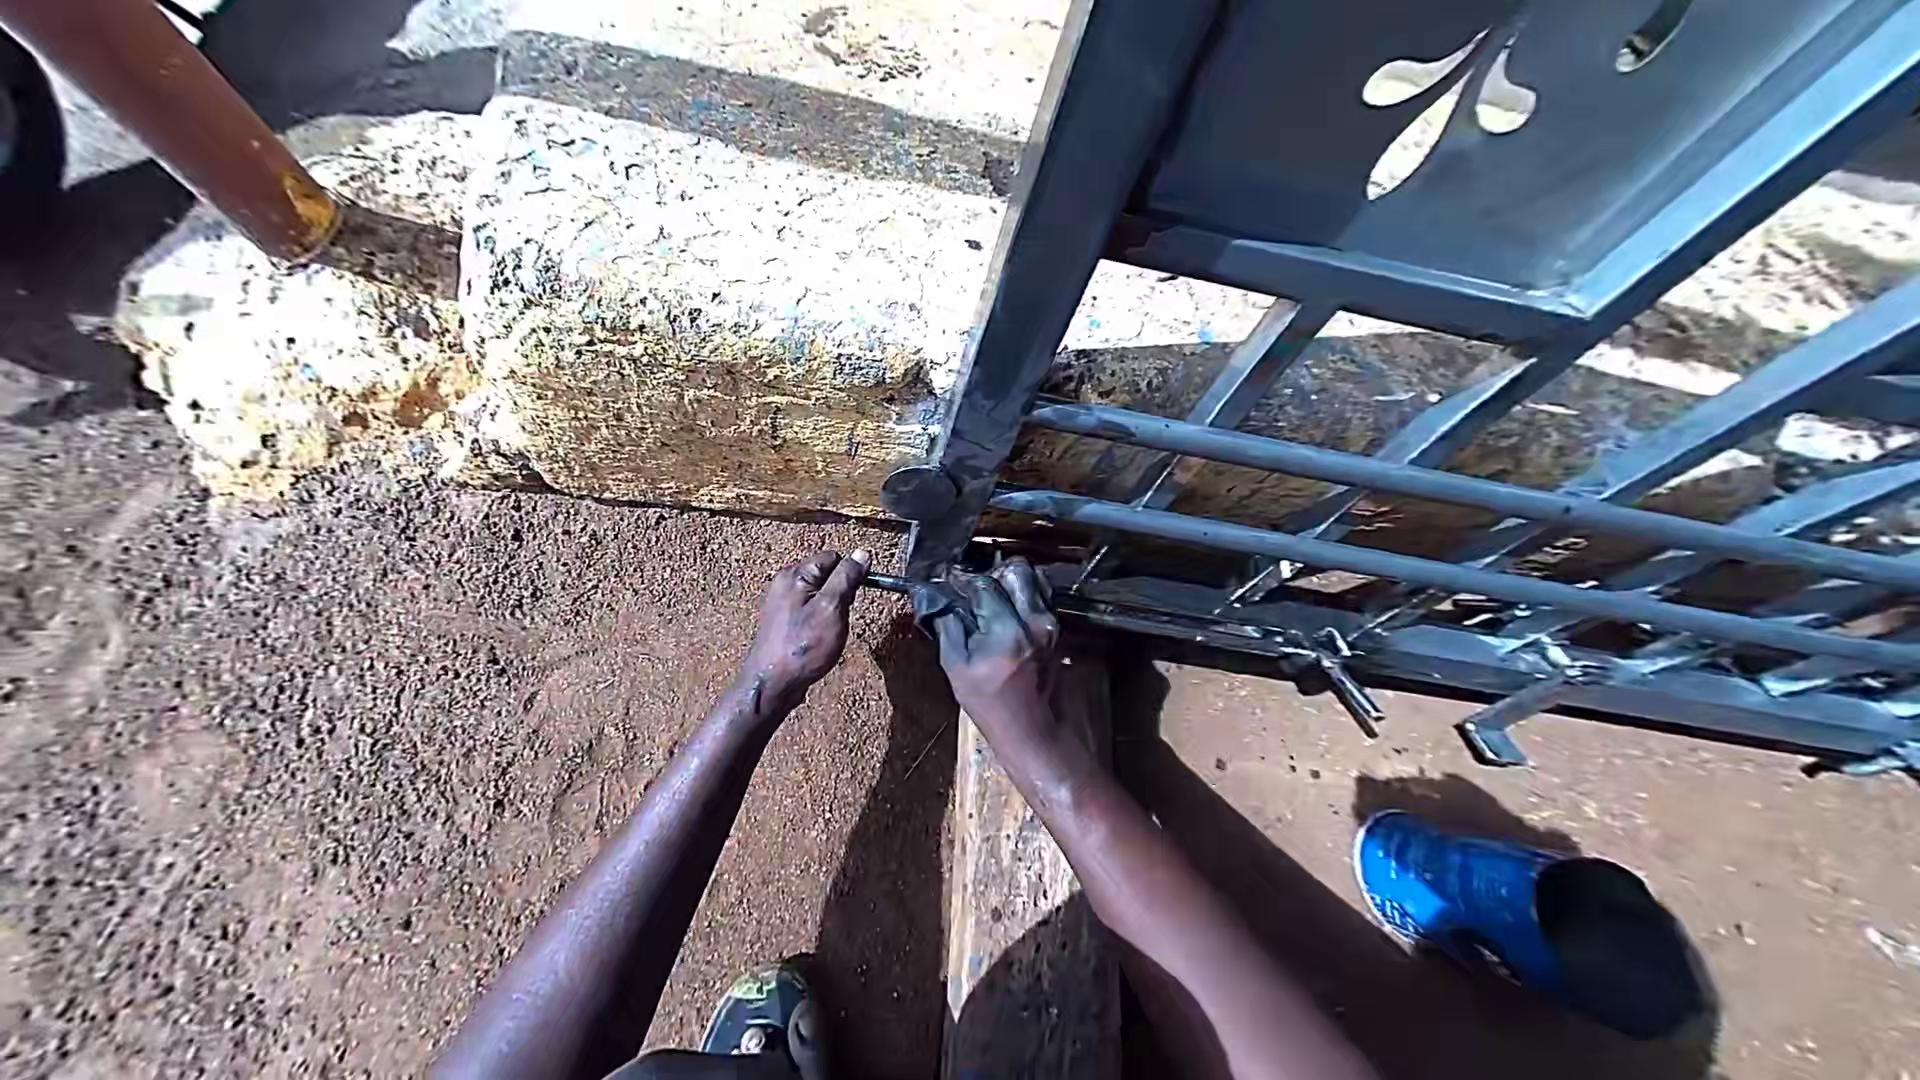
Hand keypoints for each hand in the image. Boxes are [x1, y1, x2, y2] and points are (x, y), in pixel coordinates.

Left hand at [737, 549, 869, 715]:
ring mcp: (783, 603)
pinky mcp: (784, 622)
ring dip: (832, 610)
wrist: (773, 684)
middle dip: (841, 595)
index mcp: (795, 574)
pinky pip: (811, 611)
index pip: (833, 558)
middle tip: (839, 618)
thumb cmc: (803, 647)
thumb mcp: (832, 608)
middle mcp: (785, 584)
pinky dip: (821, 622)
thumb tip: (862, 554)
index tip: (853, 598)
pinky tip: (819, 639)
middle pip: (827, 576)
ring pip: (820, 595)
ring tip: (828, 632)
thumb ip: (847, 578)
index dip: (850, 574)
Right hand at [927, 558, 1059, 724]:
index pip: (984, 585)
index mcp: (1006, 631)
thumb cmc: (989, 702)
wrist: (1029, 726)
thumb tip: (938, 598)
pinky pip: (1040, 594)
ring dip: (1008, 579)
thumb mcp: (956, 667)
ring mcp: (1049, 623)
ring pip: (1032, 577)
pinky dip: (1022, 591)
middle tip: (972, 587)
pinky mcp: (1055, 628)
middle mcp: (1034, 621)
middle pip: (1015, 570)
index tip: (948, 578)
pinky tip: (1005, 606)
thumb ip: (947, 626)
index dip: (962, 578)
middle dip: (990, 572)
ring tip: (990, 596)